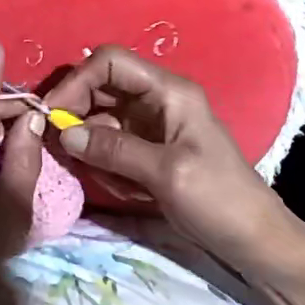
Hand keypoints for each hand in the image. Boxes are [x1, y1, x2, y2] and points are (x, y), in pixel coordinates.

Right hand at [41, 45, 304, 281]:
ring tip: (116, 182)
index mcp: (168, 91)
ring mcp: (148, 126)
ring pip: (98, 121)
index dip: (77, 81)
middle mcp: (155, 101)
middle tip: (62, 149)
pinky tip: (128, 191)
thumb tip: (64, 134)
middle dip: (77, 116)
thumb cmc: (220, 199)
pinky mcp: (144, 151)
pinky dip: (105, 166)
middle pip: (98, 89)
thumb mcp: (166, 173)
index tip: (51, 114)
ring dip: (94, 150)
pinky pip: (108, 147)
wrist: (253, 241)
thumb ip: (114, 149)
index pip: (110, 62)